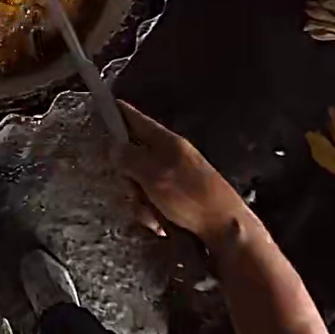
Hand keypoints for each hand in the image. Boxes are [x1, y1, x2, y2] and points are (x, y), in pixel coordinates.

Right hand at [117, 102, 252, 248]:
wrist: (225, 229)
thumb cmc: (192, 197)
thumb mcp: (155, 175)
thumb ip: (131, 159)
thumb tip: (114, 146)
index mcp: (167, 143)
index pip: (139, 121)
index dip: (122, 113)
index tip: (109, 104)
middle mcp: (171, 157)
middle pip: (134, 158)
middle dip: (129, 178)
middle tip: (133, 189)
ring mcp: (175, 179)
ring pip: (140, 184)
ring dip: (141, 202)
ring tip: (153, 214)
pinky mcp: (178, 199)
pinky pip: (152, 202)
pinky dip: (153, 214)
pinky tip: (161, 223)